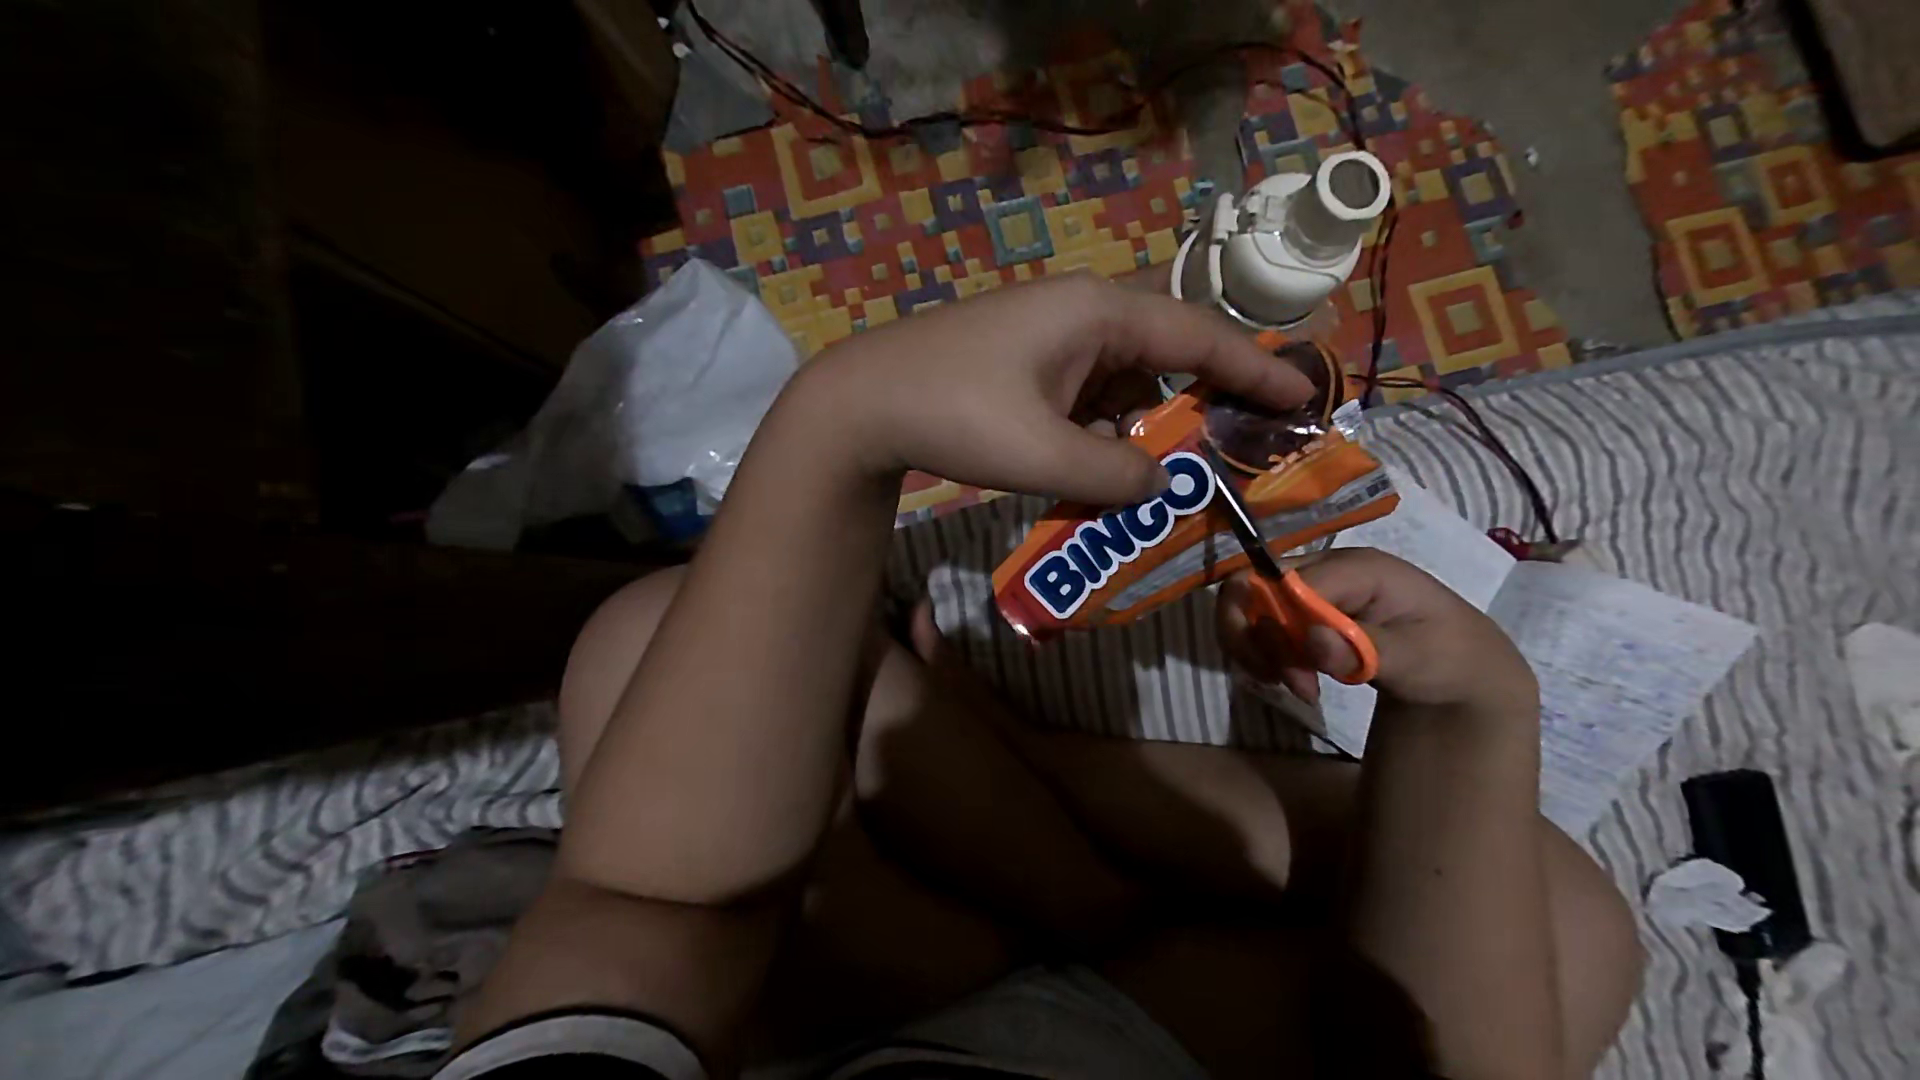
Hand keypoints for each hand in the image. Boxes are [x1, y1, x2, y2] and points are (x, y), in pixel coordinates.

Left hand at [788, 273, 1312, 505]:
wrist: (862, 405)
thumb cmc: (955, 415)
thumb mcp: (1044, 454)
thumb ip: (1116, 472)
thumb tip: (1160, 482)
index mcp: (1099, 314)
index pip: (1202, 337)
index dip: (1257, 370)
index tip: (1304, 398)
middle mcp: (1082, 316)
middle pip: (1165, 359)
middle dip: (1197, 409)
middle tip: (1232, 456)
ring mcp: (1050, 340)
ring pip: (1122, 385)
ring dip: (1140, 431)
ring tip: (1160, 481)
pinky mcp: (1025, 367)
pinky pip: (1085, 398)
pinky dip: (1099, 432)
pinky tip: (1096, 471)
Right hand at [1217, 548, 1536, 716]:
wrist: (1462, 669)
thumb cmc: (1448, 659)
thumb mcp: (1418, 660)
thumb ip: (1364, 650)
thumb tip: (1312, 638)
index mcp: (1355, 567)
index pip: (1283, 582)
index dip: (1275, 625)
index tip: (1294, 674)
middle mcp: (1322, 567)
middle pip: (1250, 585)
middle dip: (1253, 636)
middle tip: (1280, 679)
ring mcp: (1308, 586)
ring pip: (1246, 605)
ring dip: (1257, 649)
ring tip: (1296, 685)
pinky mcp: (1299, 607)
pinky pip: (1258, 622)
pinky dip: (1263, 653)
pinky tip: (1293, 677)